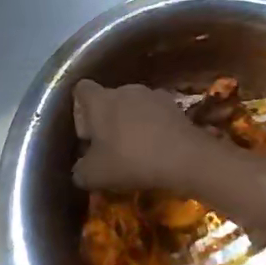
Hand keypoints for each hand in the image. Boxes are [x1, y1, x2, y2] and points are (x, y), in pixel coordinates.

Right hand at [71, 80, 209, 191]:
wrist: (186, 159)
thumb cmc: (132, 160)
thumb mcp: (96, 175)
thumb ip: (80, 172)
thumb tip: (78, 172)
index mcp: (99, 100)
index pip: (81, 89)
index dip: (81, 111)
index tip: (89, 135)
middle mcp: (123, 90)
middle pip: (108, 100)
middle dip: (108, 121)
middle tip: (112, 150)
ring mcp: (151, 95)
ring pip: (134, 107)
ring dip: (133, 124)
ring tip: (139, 152)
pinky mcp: (175, 107)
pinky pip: (157, 115)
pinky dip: (155, 128)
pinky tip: (160, 151)